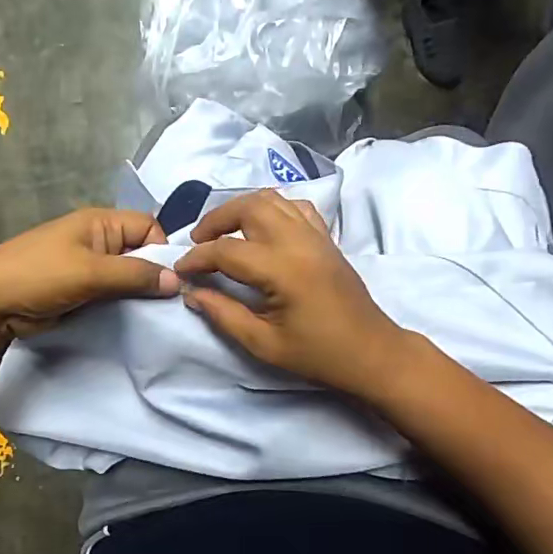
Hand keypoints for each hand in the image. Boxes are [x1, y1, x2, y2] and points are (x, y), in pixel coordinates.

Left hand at [0, 208, 179, 338]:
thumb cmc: (40, 275)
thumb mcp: (90, 271)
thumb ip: (134, 275)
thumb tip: (176, 280)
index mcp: (100, 223)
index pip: (148, 227)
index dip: (163, 250)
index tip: (174, 279)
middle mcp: (98, 241)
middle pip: (140, 253)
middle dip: (154, 274)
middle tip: (172, 303)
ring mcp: (89, 268)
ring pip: (128, 277)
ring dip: (140, 293)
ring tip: (158, 315)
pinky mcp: (82, 292)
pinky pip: (113, 294)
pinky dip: (124, 305)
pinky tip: (137, 321)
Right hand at [173, 190, 412, 395]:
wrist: (371, 353)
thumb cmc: (317, 354)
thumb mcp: (263, 344)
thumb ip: (223, 314)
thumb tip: (192, 292)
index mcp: (282, 270)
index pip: (226, 250)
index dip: (196, 258)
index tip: (180, 270)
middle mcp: (298, 242)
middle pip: (247, 207)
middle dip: (215, 220)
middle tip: (198, 243)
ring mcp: (315, 235)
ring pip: (270, 199)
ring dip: (241, 209)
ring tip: (224, 232)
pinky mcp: (326, 237)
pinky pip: (294, 206)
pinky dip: (271, 210)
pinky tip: (261, 230)